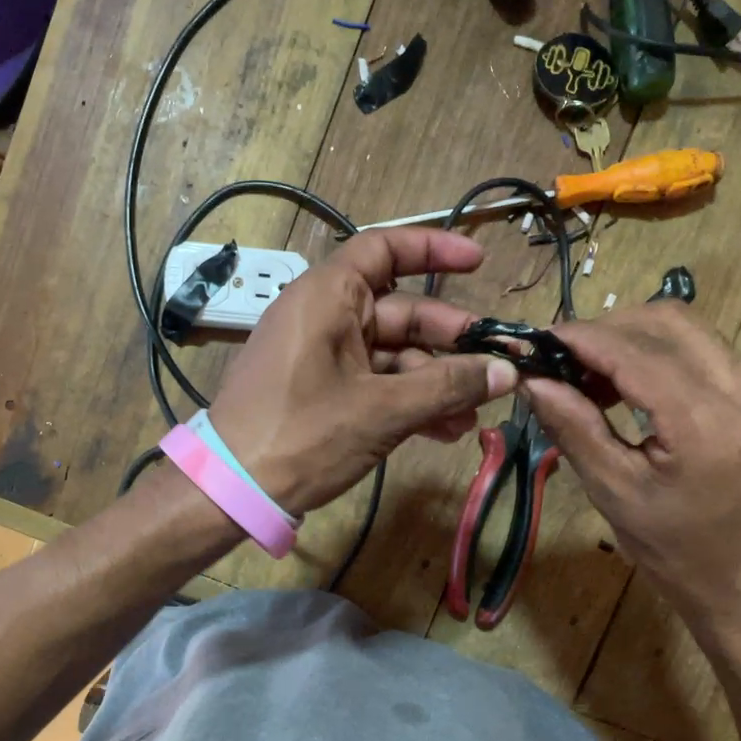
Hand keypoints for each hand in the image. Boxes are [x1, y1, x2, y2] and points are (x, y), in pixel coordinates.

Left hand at [206, 229, 518, 513]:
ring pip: (391, 356)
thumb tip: (507, 372)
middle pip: (400, 312)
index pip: (385, 249)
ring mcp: (320, 357)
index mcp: (328, 296)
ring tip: (474, 415)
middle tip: (495, 366)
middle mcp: (323, 316)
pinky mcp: (318, 392)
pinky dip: (406, 401)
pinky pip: (373, 383)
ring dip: (433, 383)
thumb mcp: (382, 410)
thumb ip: (447, 386)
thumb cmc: (303, 435)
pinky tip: (444, 430)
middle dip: (449, 341)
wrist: (233, 491)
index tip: (479, 263)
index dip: (434, 250)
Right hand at [522, 302, 740, 628]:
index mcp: (705, 423)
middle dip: (605, 330)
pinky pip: (704, 352)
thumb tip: (531, 381)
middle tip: (560, 361)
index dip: (580, 338)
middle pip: (666, 322)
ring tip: (589, 377)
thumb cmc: (676, 553)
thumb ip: (574, 428)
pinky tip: (628, 389)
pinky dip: (659, 356)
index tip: (536, 341)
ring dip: (632, 339)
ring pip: (687, 330)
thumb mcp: (614, 494)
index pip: (635, 352)